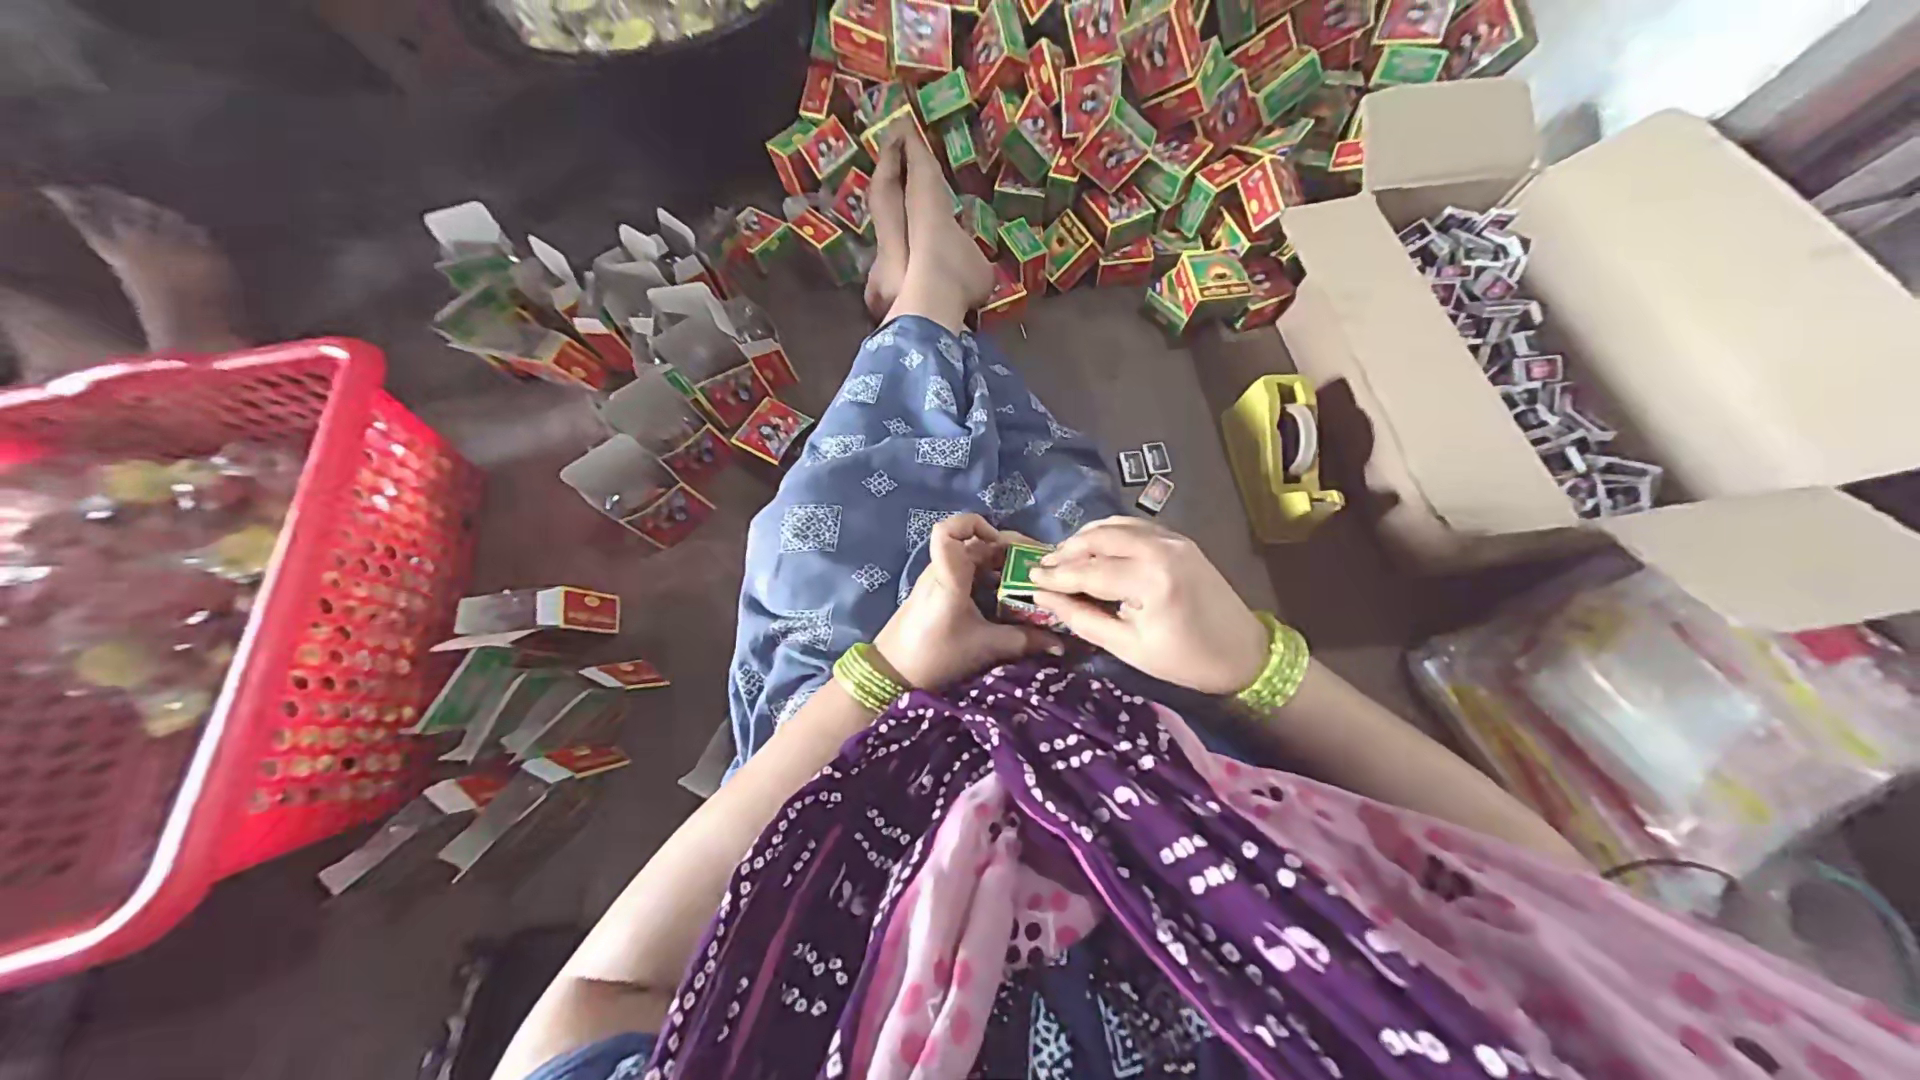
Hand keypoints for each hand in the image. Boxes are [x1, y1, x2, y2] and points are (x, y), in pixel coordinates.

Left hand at [872, 514, 1062, 689]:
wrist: (892, 675)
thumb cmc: (935, 655)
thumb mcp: (984, 646)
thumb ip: (1023, 640)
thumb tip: (1060, 642)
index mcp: (949, 575)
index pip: (948, 530)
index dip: (975, 524)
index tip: (1001, 543)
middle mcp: (942, 571)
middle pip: (975, 543)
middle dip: (1008, 550)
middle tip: (1037, 567)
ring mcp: (938, 581)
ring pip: (974, 560)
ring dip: (1001, 567)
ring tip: (1028, 584)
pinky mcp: (938, 595)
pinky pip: (968, 575)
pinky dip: (989, 580)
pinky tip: (1007, 599)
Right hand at [1027, 517, 1267, 694]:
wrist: (1244, 653)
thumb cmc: (1185, 660)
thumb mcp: (1128, 647)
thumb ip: (1081, 618)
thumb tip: (1044, 597)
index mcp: (1151, 580)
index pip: (1089, 571)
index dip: (1055, 575)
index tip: (1028, 578)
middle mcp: (1161, 548)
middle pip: (1098, 539)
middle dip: (1066, 551)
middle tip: (1043, 567)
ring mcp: (1173, 539)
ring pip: (1114, 526)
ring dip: (1085, 539)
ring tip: (1064, 558)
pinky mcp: (1180, 539)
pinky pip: (1134, 526)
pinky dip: (1108, 534)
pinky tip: (1095, 549)